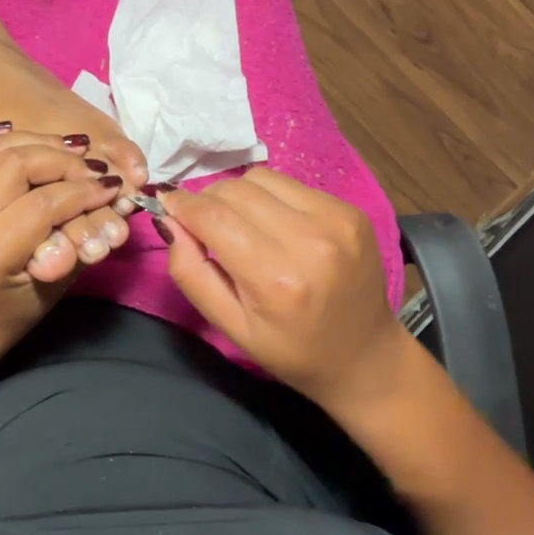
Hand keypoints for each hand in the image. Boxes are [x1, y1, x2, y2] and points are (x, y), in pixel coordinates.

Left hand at [0, 124, 125, 354]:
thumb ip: (80, 243)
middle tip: (92, 168)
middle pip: (16, 162)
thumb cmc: (14, 309)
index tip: (113, 187)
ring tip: (68, 150)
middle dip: (63, 160)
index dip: (84, 192)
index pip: (43, 203)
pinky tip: (8, 132)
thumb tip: (108, 200)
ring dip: (36, 140)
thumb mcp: (55, 287)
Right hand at [158, 167, 410, 414]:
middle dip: (207, 202)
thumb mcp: (229, 326)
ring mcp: (336, 220)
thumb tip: (168, 219)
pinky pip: (288, 184)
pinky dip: (269, 197)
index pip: (212, 216)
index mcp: (277, 280)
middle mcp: (310, 241)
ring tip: (242, 224)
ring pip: (259, 178)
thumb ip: (190, 272)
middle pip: (233, 191)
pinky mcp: (350, 209)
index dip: (181, 205)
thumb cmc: (291, 350)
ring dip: (238, 195)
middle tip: (205, 226)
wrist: (366, 356)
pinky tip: (275, 225)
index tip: (166, 205)